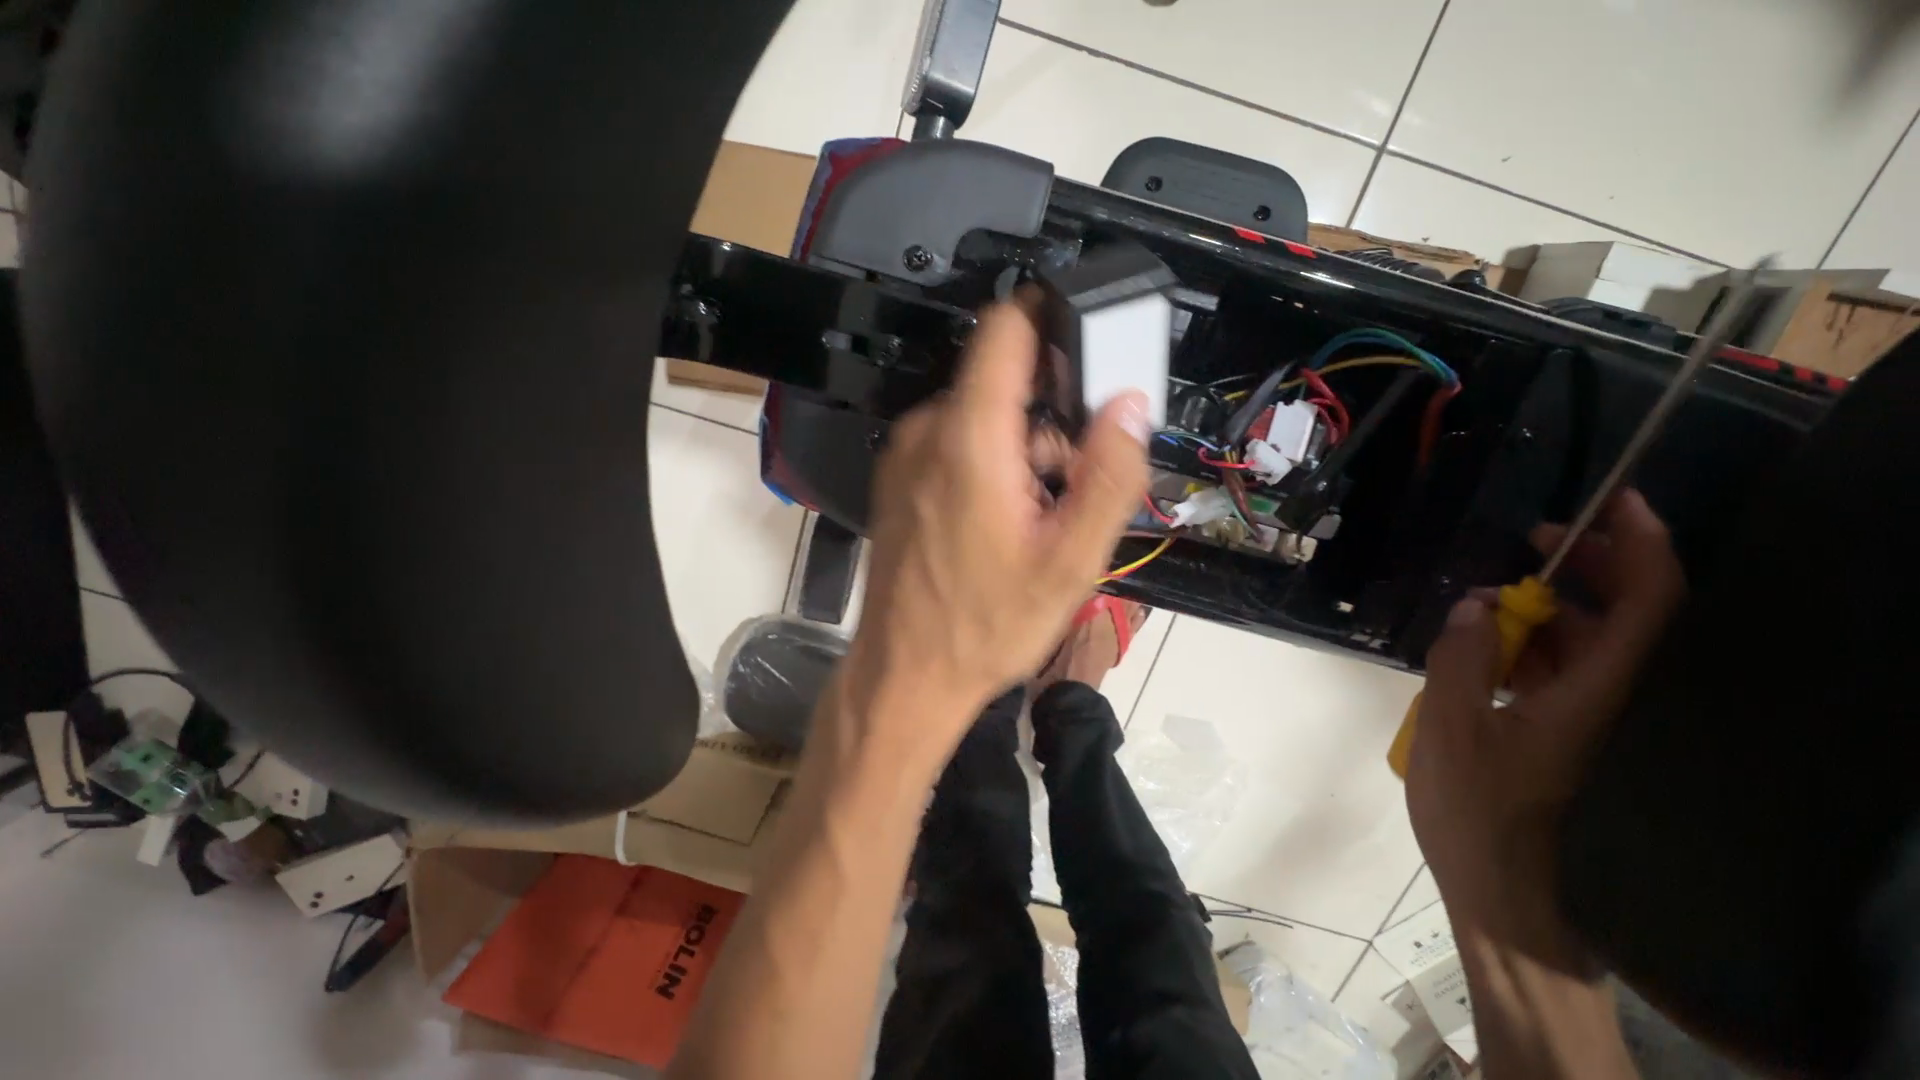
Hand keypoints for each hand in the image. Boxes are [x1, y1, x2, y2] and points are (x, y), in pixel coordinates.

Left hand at [840, 296, 1151, 764]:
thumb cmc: (986, 625)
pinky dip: (990, 462)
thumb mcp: (1071, 559)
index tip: (1090, 341)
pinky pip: (955, 443)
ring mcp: (906, 456)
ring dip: (1023, 445)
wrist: (906, 674)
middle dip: (1051, 412)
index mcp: (969, 438)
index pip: (1005, 328)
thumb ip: (1108, 474)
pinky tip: (1005, 520)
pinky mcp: (900, 480)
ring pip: (980, 414)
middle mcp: (928, 432)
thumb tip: (1127, 404)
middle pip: (1001, 379)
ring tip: (1042, 513)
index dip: (1050, 318)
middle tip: (1076, 476)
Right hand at [1407, 490, 1684, 974]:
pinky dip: (1532, 640)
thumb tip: (1476, 605)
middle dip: (1591, 565)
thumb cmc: (1477, 811)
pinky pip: (1563, 667)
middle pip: (1626, 614)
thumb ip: (1461, 657)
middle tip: (1537, 538)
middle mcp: (1608, 699)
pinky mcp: (1565, 730)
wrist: (1502, 889)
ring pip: (1590, 640)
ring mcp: (1588, 716)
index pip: (1647, 605)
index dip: (1642, 544)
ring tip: (1492, 592)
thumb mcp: (1450, 727)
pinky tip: (1487, 640)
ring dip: (1551, 605)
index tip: (1613, 500)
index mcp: (1596, 694)